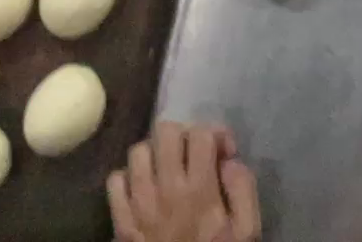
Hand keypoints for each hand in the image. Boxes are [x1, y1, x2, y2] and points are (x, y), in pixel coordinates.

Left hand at [107, 122, 259, 241]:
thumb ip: (244, 189)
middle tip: (194, 154)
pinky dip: (128, 179)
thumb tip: (230, 161)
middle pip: (165, 132)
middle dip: (183, 135)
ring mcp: (138, 204)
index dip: (216, 134)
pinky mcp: (121, 220)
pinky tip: (144, 189)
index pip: (200, 133)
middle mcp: (166, 189)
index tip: (223, 154)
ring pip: (138, 151)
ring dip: (155, 155)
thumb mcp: (246, 230)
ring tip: (168, 170)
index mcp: (199, 189)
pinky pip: (115, 180)